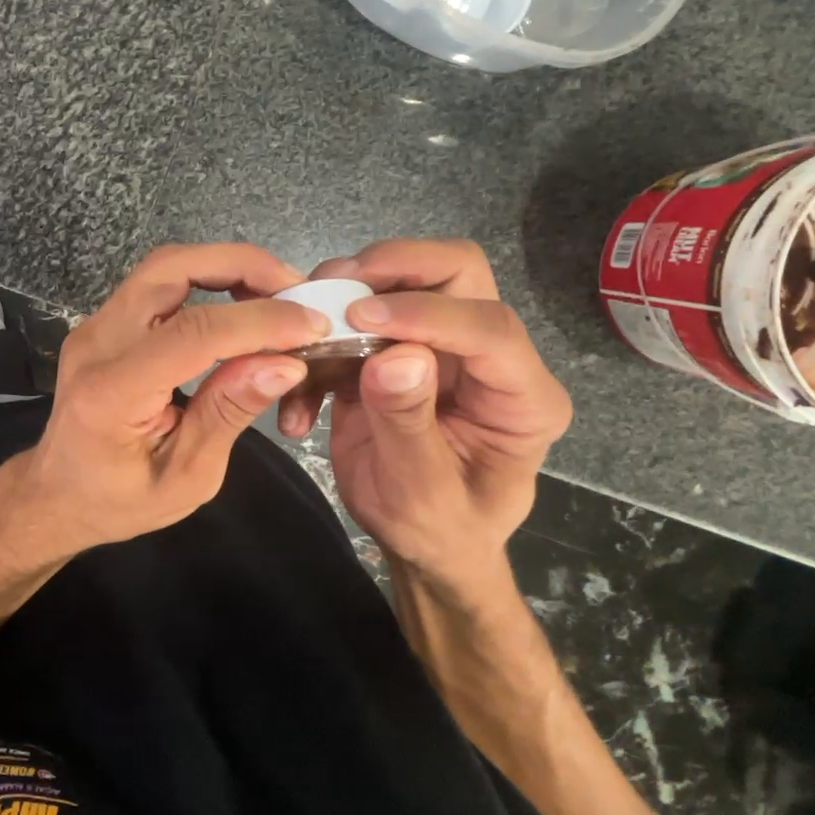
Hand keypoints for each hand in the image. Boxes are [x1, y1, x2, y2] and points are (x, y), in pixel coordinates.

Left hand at [21, 243, 328, 551]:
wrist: (56, 494)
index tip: (313, 325)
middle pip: (169, 270)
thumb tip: (286, 363)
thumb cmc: (118, 500)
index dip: (258, 322)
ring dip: (223, 267)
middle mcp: (96, 344)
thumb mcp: (186, 477)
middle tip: (297, 290)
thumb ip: (228, 414)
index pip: (192, 333)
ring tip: (277, 295)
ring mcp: (93, 328)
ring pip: (162, 268)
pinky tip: (240, 304)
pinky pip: (156, 285)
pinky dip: (204, 281)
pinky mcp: (101, 326)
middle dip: (240, 266)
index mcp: (112, 391)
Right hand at [307, 240, 571, 591]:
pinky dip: (314, 350)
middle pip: (455, 273)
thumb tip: (396, 355)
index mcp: (520, 395)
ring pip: (400, 283)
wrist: (421, 545)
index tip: (359, 315)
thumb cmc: (438, 529)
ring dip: (341, 301)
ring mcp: (436, 350)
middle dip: (392, 268)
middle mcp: (484, 358)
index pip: (489, 327)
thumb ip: (409, 423)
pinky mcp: (390, 354)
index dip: (426, 312)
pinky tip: (295, 405)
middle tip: (332, 286)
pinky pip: (351, 325)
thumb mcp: (422, 493)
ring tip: (299, 340)